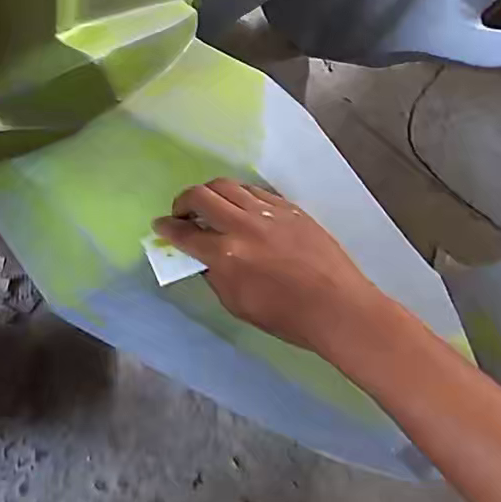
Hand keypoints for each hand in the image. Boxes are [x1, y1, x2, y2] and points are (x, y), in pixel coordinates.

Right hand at [152, 179, 391, 353]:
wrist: (340, 309)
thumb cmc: (287, 317)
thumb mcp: (237, 304)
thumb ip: (214, 275)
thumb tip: (203, 257)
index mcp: (226, 254)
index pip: (184, 233)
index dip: (167, 228)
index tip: (160, 225)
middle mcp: (242, 226)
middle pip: (200, 196)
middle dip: (182, 202)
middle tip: (182, 212)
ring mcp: (267, 213)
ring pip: (226, 185)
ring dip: (209, 193)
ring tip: (210, 204)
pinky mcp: (288, 208)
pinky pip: (254, 191)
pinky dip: (239, 195)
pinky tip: (241, 208)